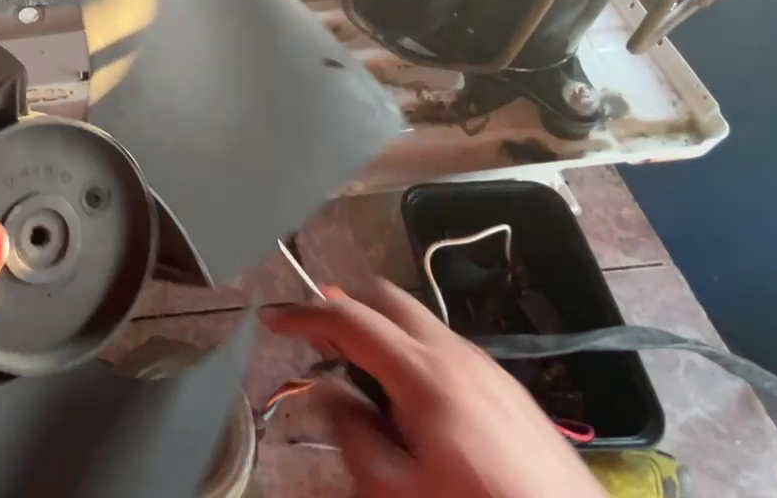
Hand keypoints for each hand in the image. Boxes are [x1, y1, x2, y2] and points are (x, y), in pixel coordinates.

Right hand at [264, 279, 606, 497]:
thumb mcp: (398, 492)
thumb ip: (353, 434)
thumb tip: (331, 392)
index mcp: (424, 374)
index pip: (348, 319)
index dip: (302, 314)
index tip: (270, 320)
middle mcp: (455, 353)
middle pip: (385, 298)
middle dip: (346, 309)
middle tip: (321, 346)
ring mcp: (486, 366)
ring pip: (416, 321)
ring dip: (380, 334)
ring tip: (367, 388)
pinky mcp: (506, 387)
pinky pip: (444, 347)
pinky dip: (411, 353)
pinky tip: (414, 409)